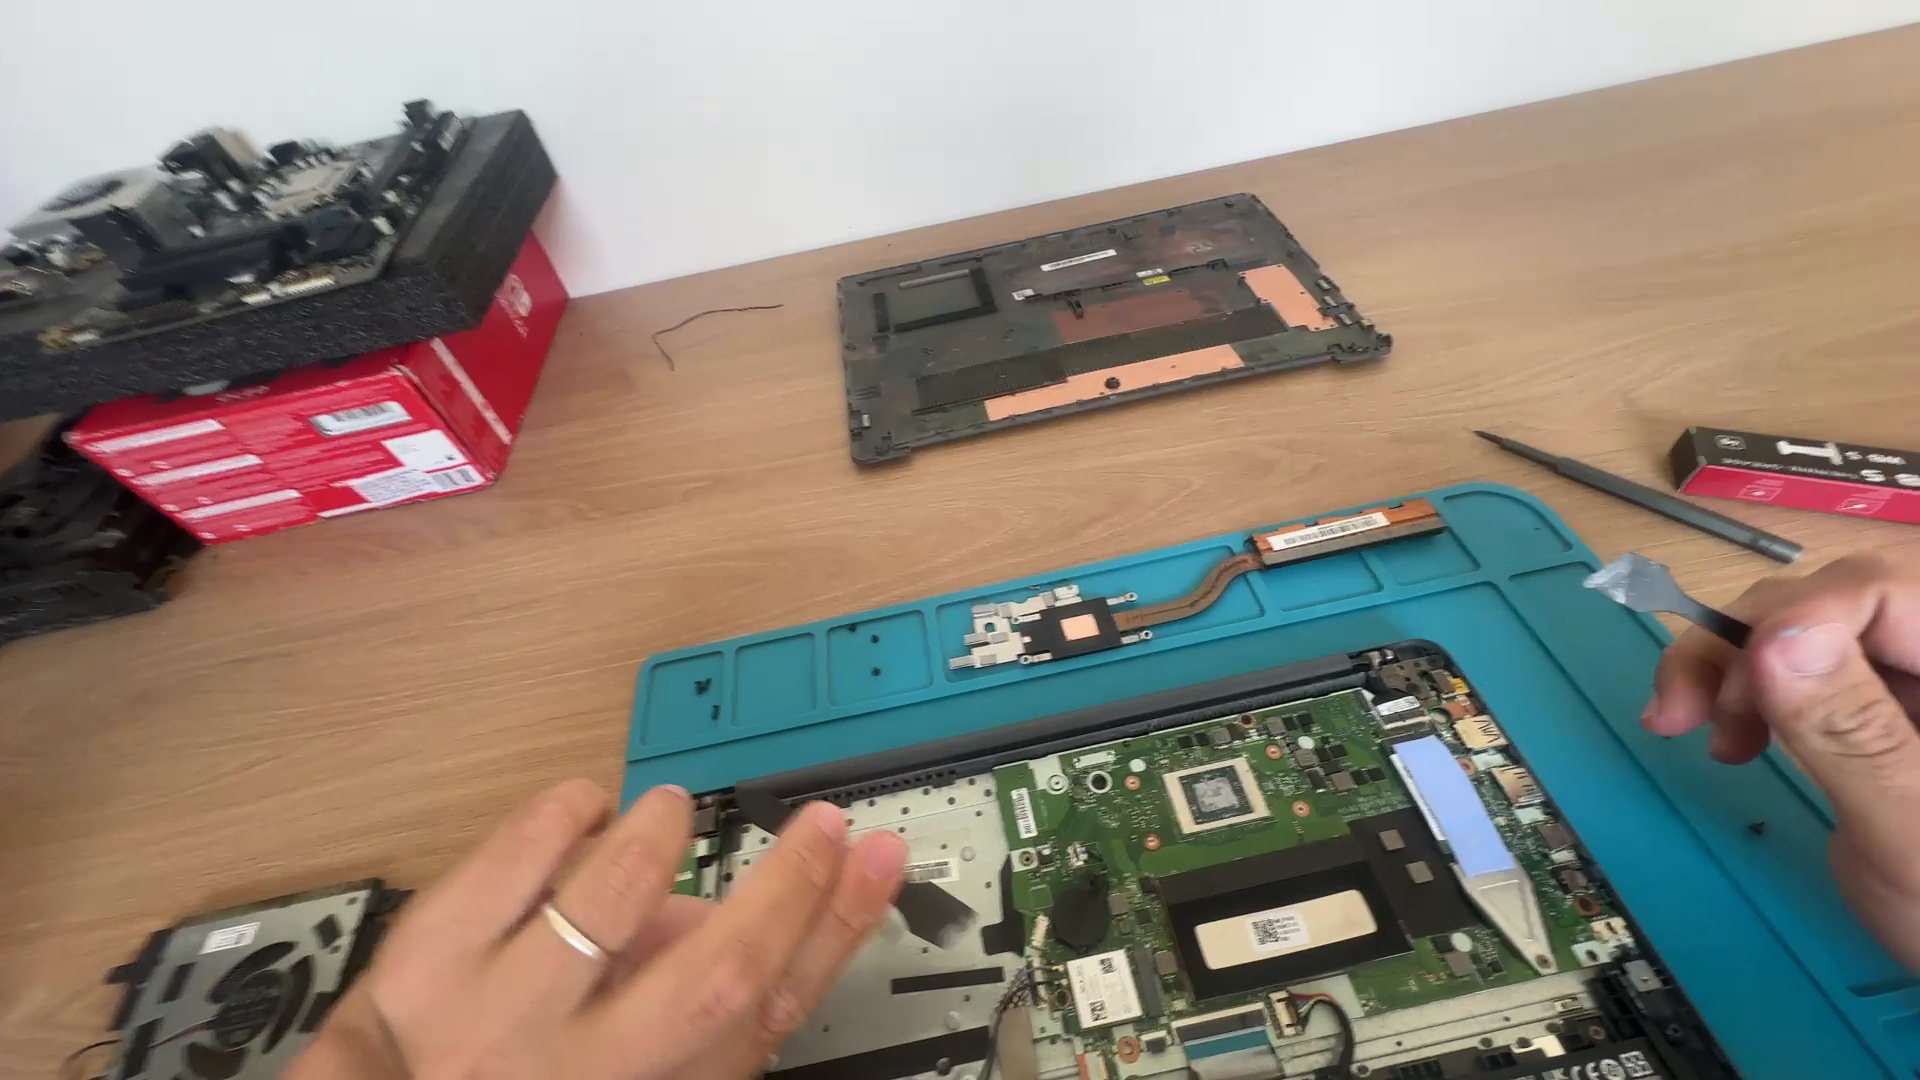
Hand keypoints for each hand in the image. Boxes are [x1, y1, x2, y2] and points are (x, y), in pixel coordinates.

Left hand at [288, 780, 908, 1078]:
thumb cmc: (548, 1074)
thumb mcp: (653, 1057)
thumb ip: (708, 985)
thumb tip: (762, 886)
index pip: (770, 1010)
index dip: (839, 926)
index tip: (879, 854)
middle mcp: (587, 1076)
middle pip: (719, 976)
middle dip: (790, 886)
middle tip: (823, 824)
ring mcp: (493, 1029)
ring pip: (614, 896)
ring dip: (658, 828)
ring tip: (664, 811)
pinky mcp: (421, 971)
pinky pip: (519, 854)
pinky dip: (568, 809)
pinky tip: (582, 813)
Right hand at [1643, 553, 1919, 969]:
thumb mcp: (1917, 839)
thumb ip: (1855, 733)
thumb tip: (1776, 636)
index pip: (1886, 593)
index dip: (1793, 621)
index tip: (1723, 692)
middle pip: (1829, 604)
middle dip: (1736, 651)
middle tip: (1680, 716)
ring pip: (1797, 628)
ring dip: (1723, 671)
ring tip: (1693, 731)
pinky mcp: (1888, 703)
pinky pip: (1795, 663)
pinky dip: (1739, 688)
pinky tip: (1730, 734)